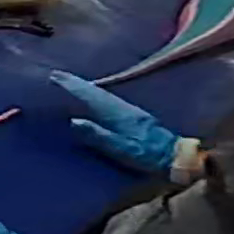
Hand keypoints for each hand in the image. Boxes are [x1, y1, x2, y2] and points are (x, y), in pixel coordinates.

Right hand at [48, 70, 193, 178]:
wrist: (178, 158)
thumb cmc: (147, 155)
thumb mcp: (121, 148)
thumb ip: (98, 135)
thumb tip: (73, 120)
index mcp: (117, 114)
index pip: (89, 96)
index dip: (72, 86)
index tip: (54, 76)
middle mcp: (122, 107)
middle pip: (95, 91)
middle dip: (76, 82)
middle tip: (58, 74)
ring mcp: (130, 110)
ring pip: (102, 93)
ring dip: (85, 86)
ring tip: (71, 82)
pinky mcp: (134, 116)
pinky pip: (108, 99)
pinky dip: (96, 93)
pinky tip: (94, 96)